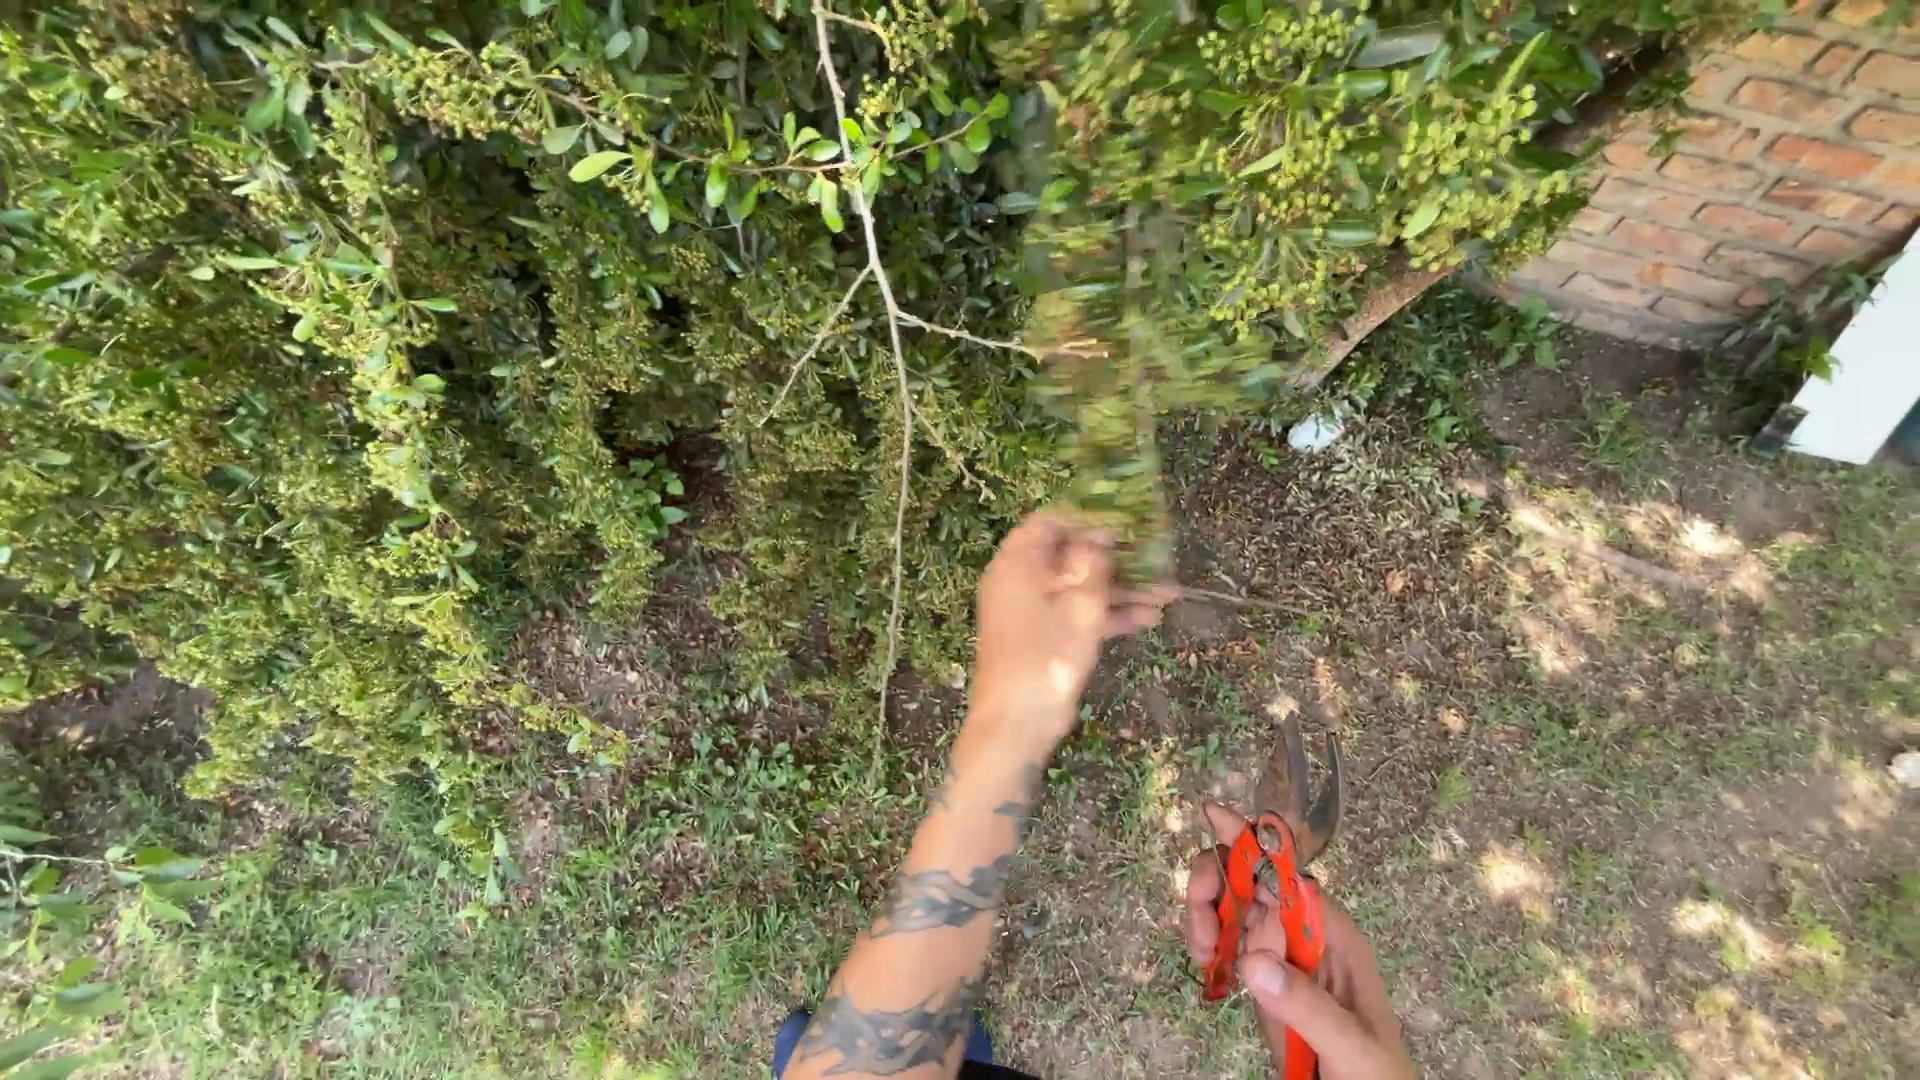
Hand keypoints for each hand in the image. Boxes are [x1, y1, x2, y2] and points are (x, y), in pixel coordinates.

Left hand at [967, 511, 1173, 750]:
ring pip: (1079, 587)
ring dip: (1121, 589)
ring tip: (1169, 592)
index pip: (1051, 521)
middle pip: (1071, 555)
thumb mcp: (1079, 603)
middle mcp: (1021, 579)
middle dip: (1116, 557)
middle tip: (1157, 556)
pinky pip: (1077, 614)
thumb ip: (1093, 561)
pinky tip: (1149, 618)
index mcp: (1018, 561)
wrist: (1016, 722)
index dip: (1088, 516)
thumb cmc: (1046, 654)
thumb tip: (1104, 529)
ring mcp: (1032, 610)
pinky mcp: (1044, 636)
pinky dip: (1108, 615)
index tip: (1126, 518)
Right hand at [1184, 803, 1412, 1079]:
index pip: (1288, 873)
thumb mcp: (1354, 1046)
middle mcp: (1302, 930)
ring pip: (1230, 900)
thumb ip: (1309, 1006)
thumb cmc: (1376, 1078)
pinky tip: (1207, 963)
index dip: (1252, 841)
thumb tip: (1254, 961)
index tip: (1214, 817)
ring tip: (1203, 952)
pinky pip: (1225, 935)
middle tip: (1200, 921)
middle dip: (1216, 881)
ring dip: (1206, 912)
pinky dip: (1206, 937)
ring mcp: (1279, 950)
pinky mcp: (1260, 973)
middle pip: (1249, 877)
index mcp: (1333, 933)